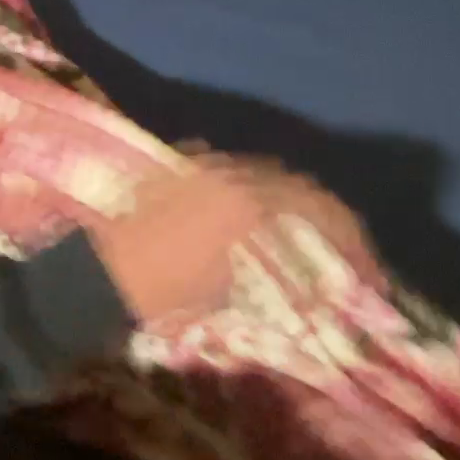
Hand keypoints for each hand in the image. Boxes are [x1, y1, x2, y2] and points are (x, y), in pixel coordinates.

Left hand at [85, 157, 376, 327]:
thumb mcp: (223, 292)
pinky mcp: (173, 169)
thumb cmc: (157, 293)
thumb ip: (267, 272)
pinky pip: (224, 168)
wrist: (92, 276)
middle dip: (324, 215)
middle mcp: (228, 173)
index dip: (352, 239)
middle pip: (295, 183)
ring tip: (297, 230)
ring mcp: (198, 166)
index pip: (319, 209)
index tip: (368, 273)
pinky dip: (245, 187)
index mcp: (247, 204)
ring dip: (285, 198)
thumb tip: (299, 276)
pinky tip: (247, 210)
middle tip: (339, 248)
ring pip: (260, 172)